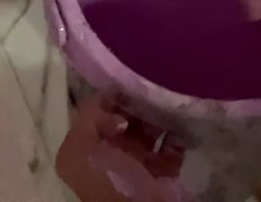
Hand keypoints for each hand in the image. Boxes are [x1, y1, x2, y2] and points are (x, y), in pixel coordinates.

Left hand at [55, 96, 189, 201]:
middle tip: (156, 88)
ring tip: (171, 103)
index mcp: (93, 149)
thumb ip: (86, 121)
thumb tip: (118, 113)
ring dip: (162, 115)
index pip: (102, 110)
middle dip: (142, 102)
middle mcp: (115, 155)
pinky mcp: (165, 172)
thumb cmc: (110, 182)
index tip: (133, 78)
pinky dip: (179, 134)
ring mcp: (141, 164)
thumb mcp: (78, 153)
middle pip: (130, 117)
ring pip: (153, 128)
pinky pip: (174, 145)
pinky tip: (181, 124)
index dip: (115, 94)